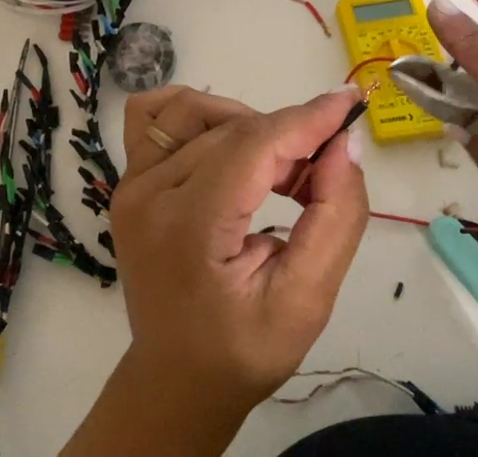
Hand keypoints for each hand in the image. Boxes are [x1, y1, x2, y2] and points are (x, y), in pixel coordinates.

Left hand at [63, 86, 368, 455]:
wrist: (177, 376)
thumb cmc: (244, 349)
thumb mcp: (306, 301)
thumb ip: (334, 219)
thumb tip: (344, 145)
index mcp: (189, 228)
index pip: (252, 146)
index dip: (305, 120)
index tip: (349, 103)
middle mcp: (149, 194)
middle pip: (231, 129)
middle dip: (288, 137)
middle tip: (322, 174)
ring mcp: (131, 184)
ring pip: (193, 112)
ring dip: (245, 123)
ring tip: (275, 169)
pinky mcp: (128, 181)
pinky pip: (155, 117)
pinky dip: (197, 116)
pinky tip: (226, 142)